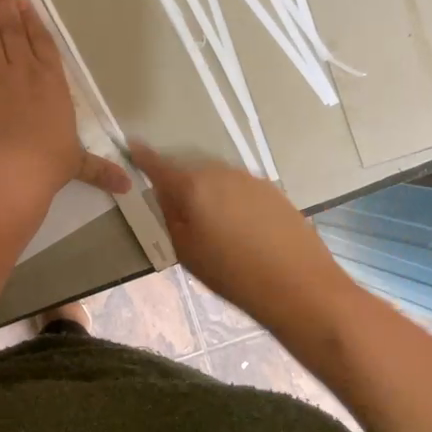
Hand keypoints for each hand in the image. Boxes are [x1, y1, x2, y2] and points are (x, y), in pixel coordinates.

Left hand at [0, 0, 130, 197]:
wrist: (13, 169)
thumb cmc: (49, 162)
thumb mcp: (77, 164)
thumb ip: (98, 168)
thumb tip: (126, 184)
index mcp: (52, 83)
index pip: (41, 43)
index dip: (31, 19)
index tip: (22, 0)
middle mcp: (23, 73)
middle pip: (13, 30)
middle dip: (3, 2)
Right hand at [131, 144, 352, 323]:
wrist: (300, 286)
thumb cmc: (232, 273)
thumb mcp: (185, 250)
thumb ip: (170, 215)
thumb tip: (164, 194)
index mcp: (192, 186)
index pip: (157, 164)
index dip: (142, 156)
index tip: (131, 145)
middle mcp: (220, 173)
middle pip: (189, 169)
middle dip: (179, 181)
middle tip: (177, 208)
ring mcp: (250, 179)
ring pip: (216, 178)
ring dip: (207, 190)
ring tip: (211, 222)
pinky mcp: (273, 190)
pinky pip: (239, 187)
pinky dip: (231, 199)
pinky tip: (239, 227)